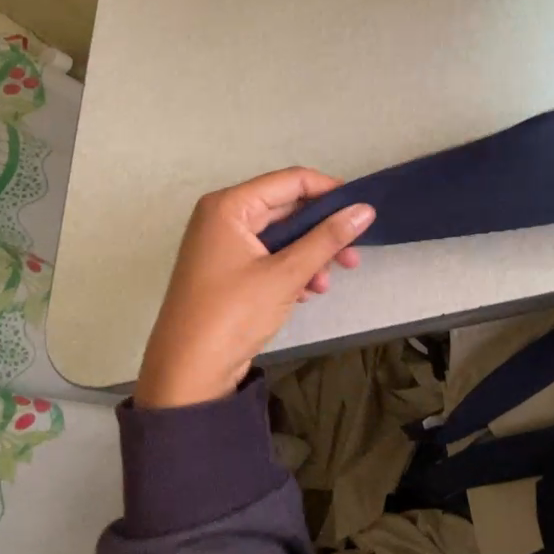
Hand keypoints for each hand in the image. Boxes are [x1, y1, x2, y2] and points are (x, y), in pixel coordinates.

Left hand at [135, 168, 374, 408]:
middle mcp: (224, 217)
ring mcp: (224, 243)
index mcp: (229, 207)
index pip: (292, 181)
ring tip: (327, 282)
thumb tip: (365, 209)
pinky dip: (293, 268)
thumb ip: (328, 238)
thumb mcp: (287, 274)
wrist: (188, 373)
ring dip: (311, 254)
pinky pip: (271, 254)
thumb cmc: (233, 314)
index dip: (330, 192)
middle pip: (288, 208)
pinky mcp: (229, 268)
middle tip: (352, 255)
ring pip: (284, 234)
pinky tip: (307, 291)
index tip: (362, 213)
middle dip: (323, 231)